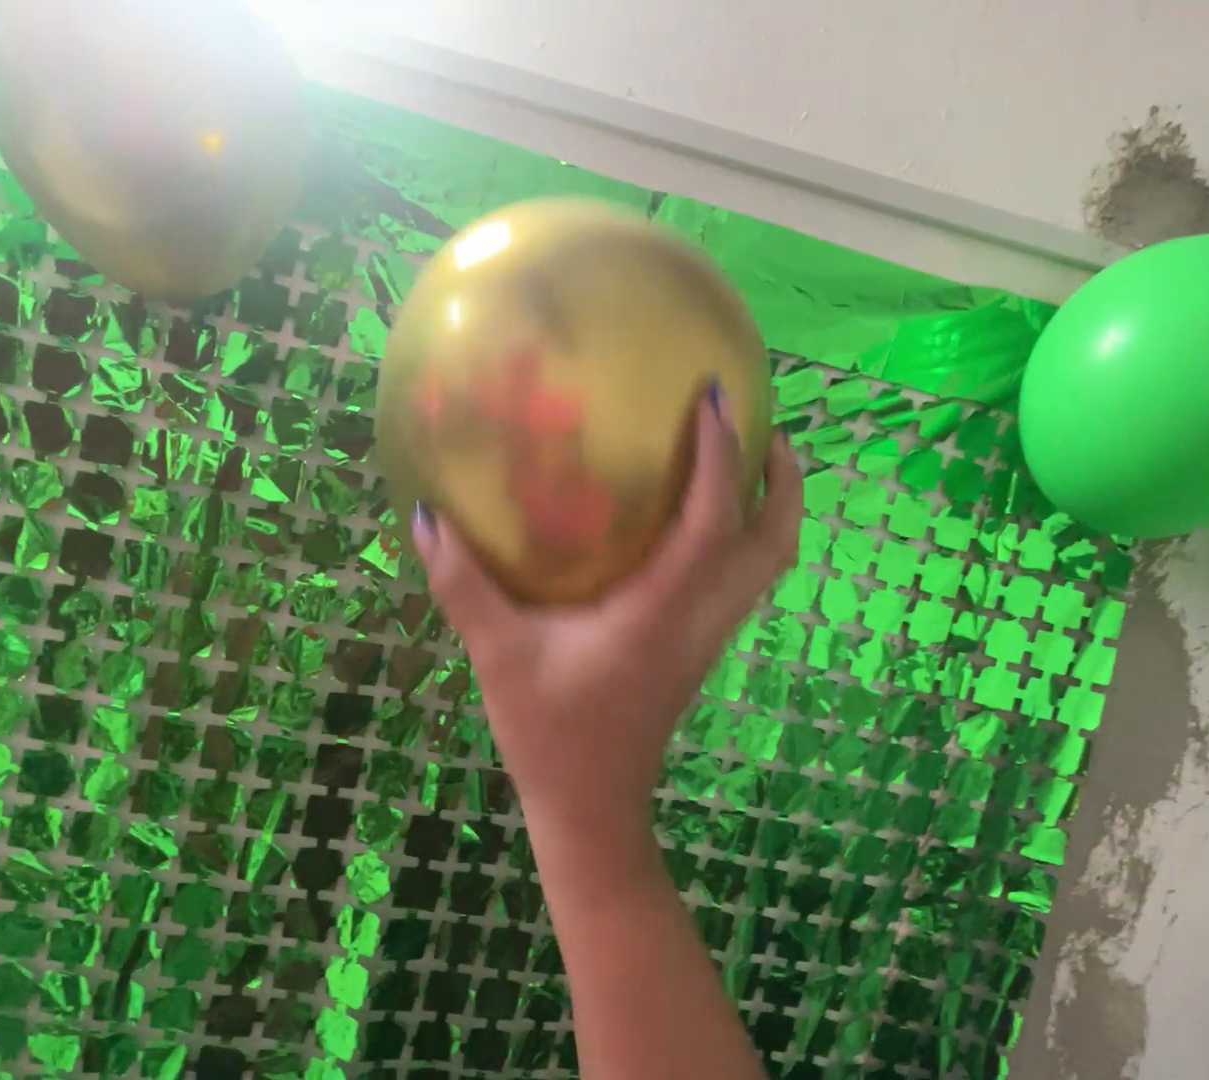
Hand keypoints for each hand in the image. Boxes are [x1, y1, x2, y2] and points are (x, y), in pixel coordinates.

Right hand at [411, 389, 804, 838]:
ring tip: (754, 457)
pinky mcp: (701, 648)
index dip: (720, 456)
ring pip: (769, 565)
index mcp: (660, 611)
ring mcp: (709, 636)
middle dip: (782, 480)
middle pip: (775, 544)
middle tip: (762, 422)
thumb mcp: (499, 655)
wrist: (593, 807)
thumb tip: (426, 516)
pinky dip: (746, 537)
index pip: (712, 523)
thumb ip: (462, 585)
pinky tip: (708, 518)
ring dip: (774, 507)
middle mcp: (701, 618)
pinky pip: (744, 580)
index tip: (713, 395)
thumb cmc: (550, 732)